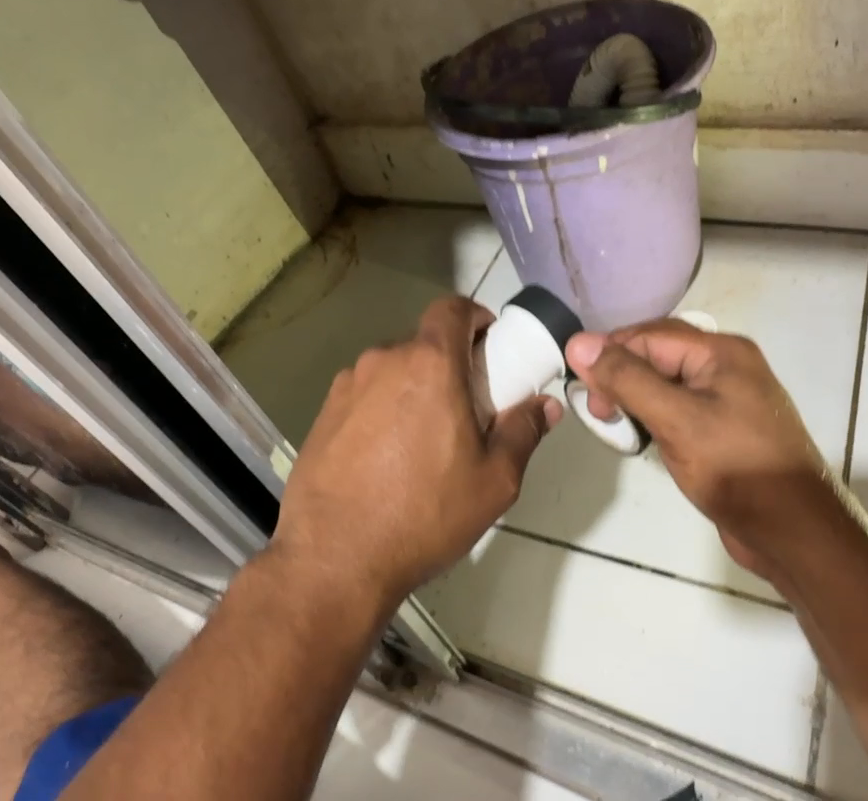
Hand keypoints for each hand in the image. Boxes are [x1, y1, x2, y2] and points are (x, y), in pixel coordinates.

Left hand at [272, 297, 562, 605]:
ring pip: (393, 371)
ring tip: (424, 444)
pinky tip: (386, 461)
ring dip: (414, 390)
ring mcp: (346, 387)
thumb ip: (524, 432)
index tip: (491, 351)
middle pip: (425, 344)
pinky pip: (364, 397)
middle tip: (467, 411)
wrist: (334, 560)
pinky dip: (383, 412)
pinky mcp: (322, 415)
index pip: (453, 308)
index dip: (476, 319)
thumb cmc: (425, 514)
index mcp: (429, 364)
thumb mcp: (495, 481)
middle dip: (450, 366)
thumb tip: (545, 404)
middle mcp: (383, 361)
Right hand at [566, 321, 831, 578]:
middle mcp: (727, 366)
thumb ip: (626, 379)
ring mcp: (727, 399)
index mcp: (721, 352)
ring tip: (615, 429)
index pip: (648, 336)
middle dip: (619, 377)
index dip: (609, 355)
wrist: (793, 532)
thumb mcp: (675, 420)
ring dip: (633, 400)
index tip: (578, 389)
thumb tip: (577, 343)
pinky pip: (677, 409)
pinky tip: (639, 440)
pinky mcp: (723, 430)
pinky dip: (653, 419)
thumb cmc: (736, 470)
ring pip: (664, 384)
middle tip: (597, 413)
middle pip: (656, 355)